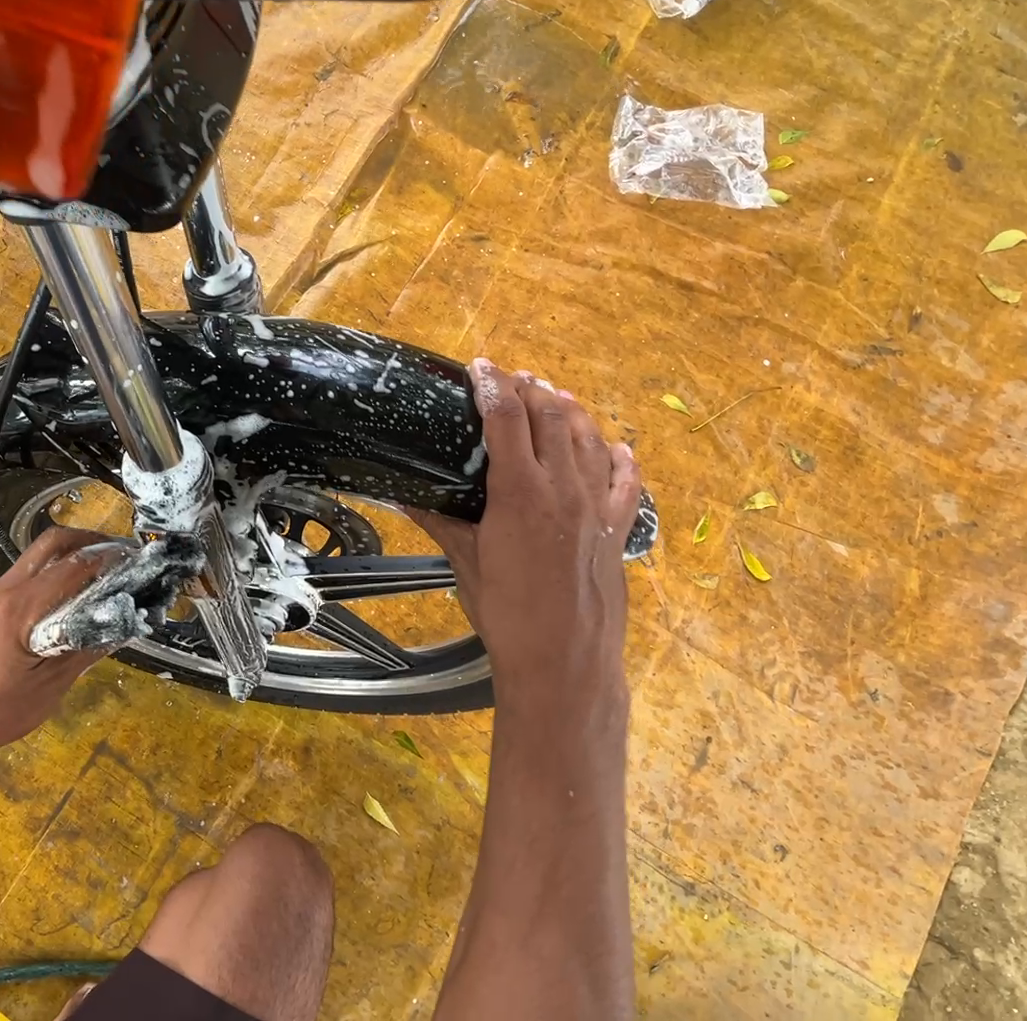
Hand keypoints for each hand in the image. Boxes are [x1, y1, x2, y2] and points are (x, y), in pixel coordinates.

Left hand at [0, 527, 124, 768]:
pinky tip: (67, 602)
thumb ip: (83, 652)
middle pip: (49, 545)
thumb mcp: (48, 689)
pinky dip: (49, 577)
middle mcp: (3, 592)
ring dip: (67, 558)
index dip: (107, 559)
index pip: (72, 567)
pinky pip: (22, 579)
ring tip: (98, 576)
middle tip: (117, 555)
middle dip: (87, 541)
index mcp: (20, 608)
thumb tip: (118, 628)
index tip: (134, 561)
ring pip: (34, 560)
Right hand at [410, 361, 642, 724]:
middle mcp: (563, 487)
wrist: (564, 660)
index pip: (507, 418)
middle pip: (551, 418)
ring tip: (553, 395)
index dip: (492, 385)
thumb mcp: (464, 562)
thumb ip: (438, 522)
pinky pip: (626, 482)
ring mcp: (596, 506)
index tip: (479, 366)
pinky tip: (615, 446)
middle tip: (510, 378)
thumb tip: (400, 495)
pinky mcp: (615, 529)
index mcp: (519, 491)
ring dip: (570, 411)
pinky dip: (620, 458)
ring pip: (589, 439)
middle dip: (529, 389)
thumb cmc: (506, 612)